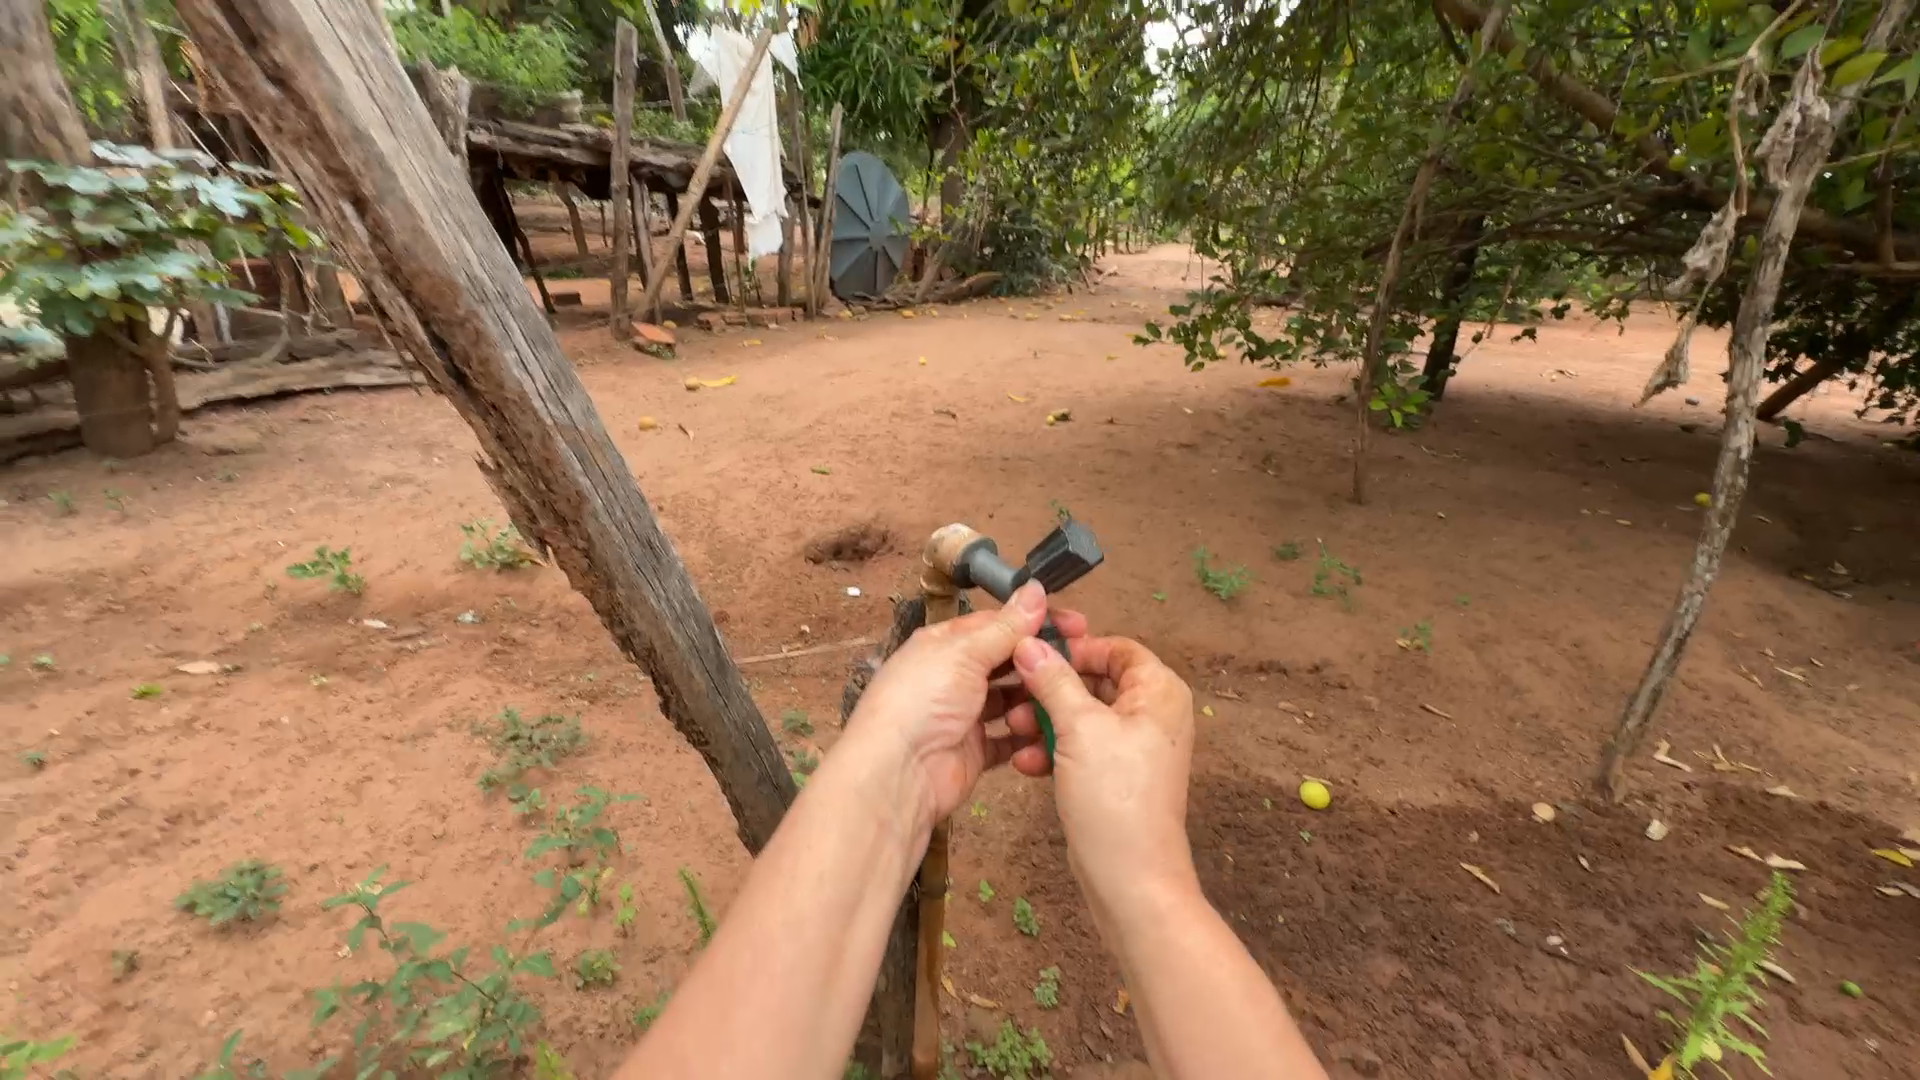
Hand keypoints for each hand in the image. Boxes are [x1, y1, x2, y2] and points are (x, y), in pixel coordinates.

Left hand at [841, 581, 1086, 836]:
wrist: (898, 773)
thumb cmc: (922, 700)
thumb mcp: (965, 652)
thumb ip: (1006, 626)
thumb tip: (1036, 588)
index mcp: (945, 644)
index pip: (998, 624)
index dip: (1036, 622)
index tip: (1078, 625)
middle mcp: (953, 675)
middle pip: (1007, 661)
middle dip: (1041, 661)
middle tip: (1084, 661)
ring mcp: (964, 714)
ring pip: (1011, 699)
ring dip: (1035, 698)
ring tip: (1064, 697)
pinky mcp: (974, 750)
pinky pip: (1009, 739)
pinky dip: (1028, 735)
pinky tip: (1052, 729)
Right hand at [1007, 634, 1197, 913]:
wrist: (1131, 879)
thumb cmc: (1113, 794)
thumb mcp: (1078, 728)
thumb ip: (1053, 681)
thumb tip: (1029, 643)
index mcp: (1159, 692)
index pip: (1117, 648)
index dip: (1077, 649)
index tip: (1036, 657)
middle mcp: (1153, 713)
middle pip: (1095, 681)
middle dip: (1052, 690)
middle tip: (1016, 698)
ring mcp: (1135, 746)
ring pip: (1083, 715)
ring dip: (1047, 721)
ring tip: (1016, 733)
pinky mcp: (1116, 775)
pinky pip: (1083, 746)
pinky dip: (1056, 749)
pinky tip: (1027, 764)